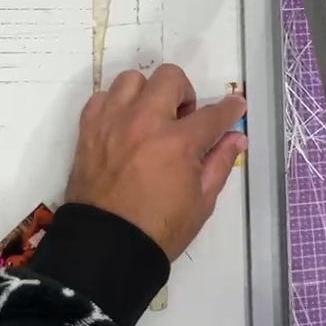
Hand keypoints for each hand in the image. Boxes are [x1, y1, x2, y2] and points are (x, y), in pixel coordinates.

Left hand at [66, 65, 246, 260]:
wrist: (106, 247)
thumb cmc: (160, 230)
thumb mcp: (201, 202)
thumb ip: (219, 163)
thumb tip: (237, 137)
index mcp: (178, 143)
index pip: (213, 114)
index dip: (231, 108)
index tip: (236, 105)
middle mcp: (145, 122)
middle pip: (170, 78)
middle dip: (185, 93)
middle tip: (183, 119)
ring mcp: (113, 122)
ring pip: (132, 79)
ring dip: (147, 93)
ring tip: (149, 119)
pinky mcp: (88, 130)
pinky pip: (102, 97)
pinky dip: (116, 105)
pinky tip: (124, 125)